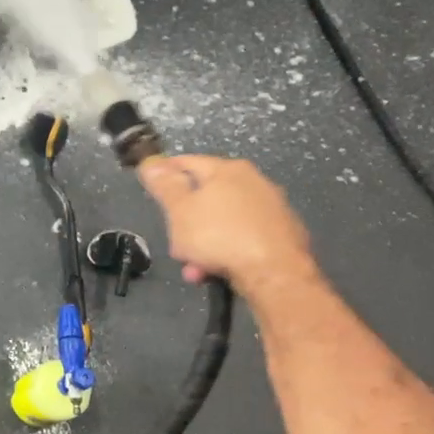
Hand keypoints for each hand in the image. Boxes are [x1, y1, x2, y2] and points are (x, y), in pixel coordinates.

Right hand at [138, 155, 317, 293]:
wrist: (274, 271)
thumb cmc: (220, 236)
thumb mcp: (179, 211)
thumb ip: (165, 186)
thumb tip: (152, 163)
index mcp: (227, 170)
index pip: (187, 162)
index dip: (164, 172)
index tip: (150, 185)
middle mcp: (254, 181)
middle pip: (206, 195)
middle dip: (185, 219)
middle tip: (173, 239)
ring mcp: (272, 207)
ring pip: (223, 220)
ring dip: (204, 241)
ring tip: (194, 266)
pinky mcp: (283, 232)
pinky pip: (243, 236)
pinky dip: (227, 249)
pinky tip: (217, 268)